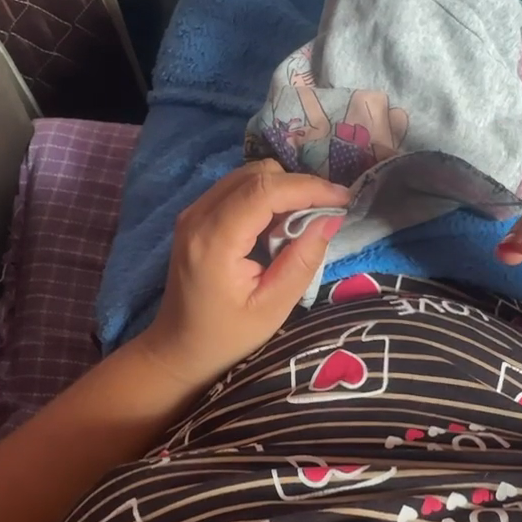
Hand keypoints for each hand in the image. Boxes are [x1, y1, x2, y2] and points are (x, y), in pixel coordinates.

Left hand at [137, 160, 350, 386]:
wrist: (178, 347)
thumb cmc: (226, 336)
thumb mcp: (272, 308)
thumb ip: (302, 261)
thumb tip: (331, 219)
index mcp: (214, 242)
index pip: (264, 191)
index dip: (308, 187)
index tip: (343, 199)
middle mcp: (198, 217)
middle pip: (256, 175)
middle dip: (297, 187)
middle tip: (325, 215)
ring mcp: (192, 213)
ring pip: (247, 176)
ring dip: (282, 192)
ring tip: (302, 225)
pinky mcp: (195, 216)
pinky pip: (237, 189)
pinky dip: (265, 198)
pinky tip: (277, 227)